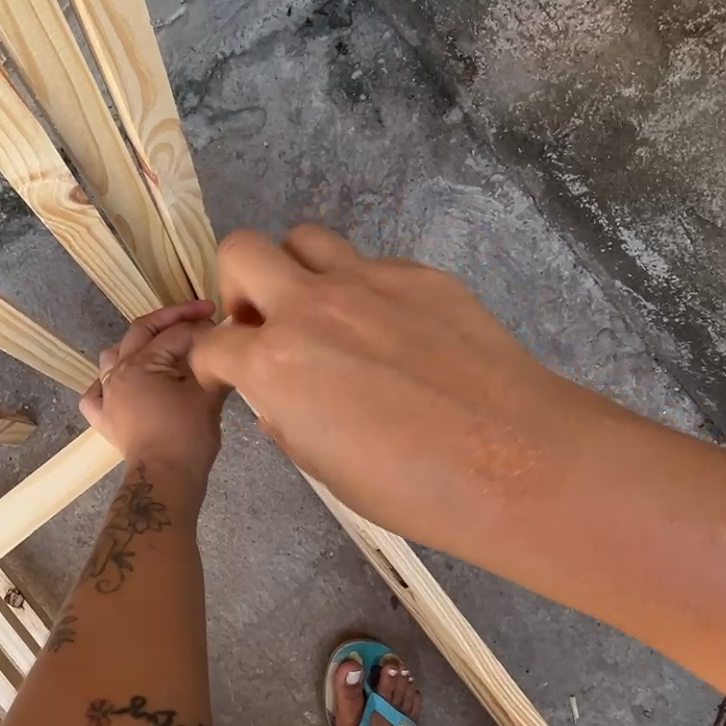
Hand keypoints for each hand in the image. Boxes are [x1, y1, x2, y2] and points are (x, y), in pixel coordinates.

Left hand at [80, 300, 228, 483]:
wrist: (165, 477)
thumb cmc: (188, 435)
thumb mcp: (209, 394)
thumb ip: (212, 364)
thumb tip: (221, 348)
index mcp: (142, 362)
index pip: (175, 334)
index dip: (200, 327)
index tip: (222, 325)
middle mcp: (119, 372)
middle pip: (141, 331)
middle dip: (170, 319)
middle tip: (199, 315)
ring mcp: (107, 395)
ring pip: (112, 356)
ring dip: (135, 346)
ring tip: (159, 347)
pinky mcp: (103, 420)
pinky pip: (94, 395)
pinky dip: (104, 385)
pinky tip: (119, 384)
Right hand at [190, 225, 600, 554]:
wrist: (512, 461)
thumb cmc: (408, 486)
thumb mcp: (319, 463)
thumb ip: (284, 413)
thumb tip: (278, 393)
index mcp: (275, 362)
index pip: (213, 342)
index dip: (213, 362)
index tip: (227, 373)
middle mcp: (311, 306)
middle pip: (241, 251)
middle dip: (237, 287)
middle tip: (263, 323)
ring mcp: (368, 282)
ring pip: (306, 239)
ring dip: (297, 273)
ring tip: (323, 314)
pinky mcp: (419, 275)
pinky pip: (370, 265)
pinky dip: (362, 291)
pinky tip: (394, 333)